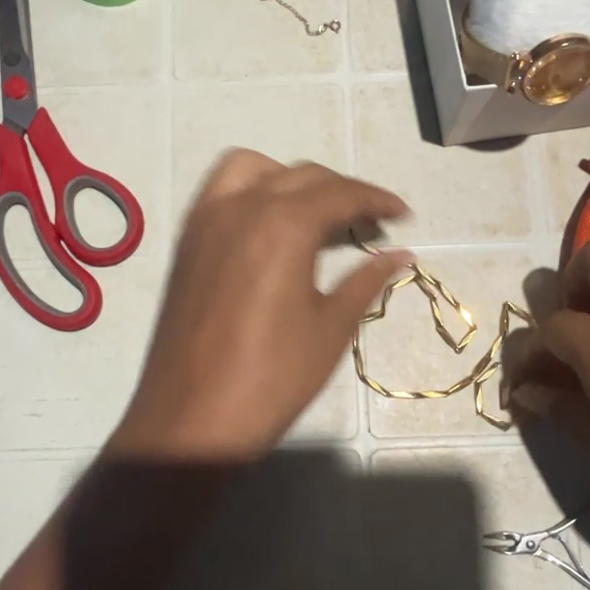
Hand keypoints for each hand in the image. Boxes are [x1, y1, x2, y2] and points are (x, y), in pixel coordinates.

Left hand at [109, 150, 411, 459]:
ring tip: (316, 214)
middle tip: (371, 223)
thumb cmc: (271, 379)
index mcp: (282, 225)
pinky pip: (221, 191)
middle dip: (343, 192)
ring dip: (291, 179)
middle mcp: (240, 206)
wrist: (191, 420)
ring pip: (254, 169)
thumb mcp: (330, 330)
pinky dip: (252, 190)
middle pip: (302, 176)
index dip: (377, 200)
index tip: (403, 215)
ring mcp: (205, 221)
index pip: (340, 193)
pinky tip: (270, 227)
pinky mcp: (185, 242)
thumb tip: (401, 255)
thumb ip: (365, 282)